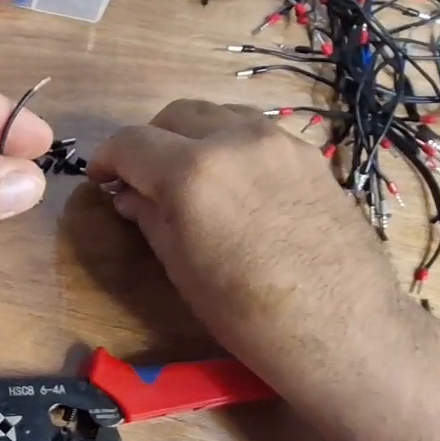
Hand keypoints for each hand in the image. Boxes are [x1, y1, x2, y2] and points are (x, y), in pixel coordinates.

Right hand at [87, 100, 407, 390]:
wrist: (339, 327)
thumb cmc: (244, 311)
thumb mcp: (179, 266)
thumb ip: (149, 217)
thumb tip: (128, 195)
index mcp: (191, 172)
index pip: (130, 143)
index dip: (106, 159)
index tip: (100, 179)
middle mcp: (233, 140)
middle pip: (174, 115)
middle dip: (148, 141)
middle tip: (140, 178)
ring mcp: (277, 141)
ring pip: (217, 113)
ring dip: (189, 136)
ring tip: (185, 176)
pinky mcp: (307, 153)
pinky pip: (253, 130)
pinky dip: (227, 143)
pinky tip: (229, 182)